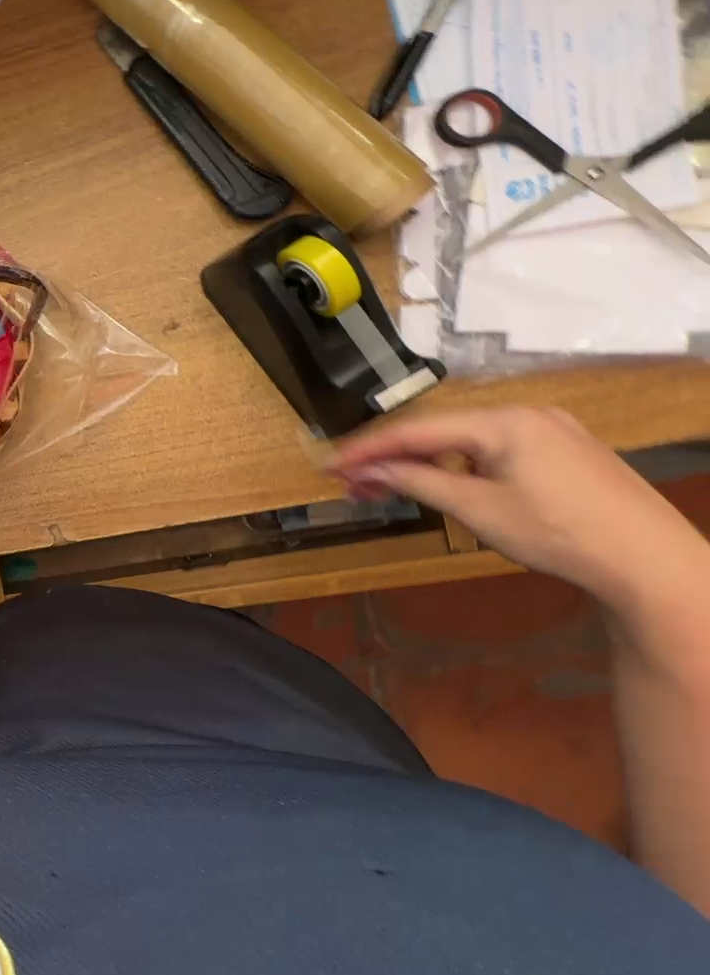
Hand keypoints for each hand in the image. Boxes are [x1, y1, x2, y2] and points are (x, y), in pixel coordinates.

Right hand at [330, 407, 709, 610]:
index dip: (366, 449)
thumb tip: (365, 471)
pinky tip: (435, 483)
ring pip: (462, 440)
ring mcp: (548, 431)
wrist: (647, 559)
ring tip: (383, 488)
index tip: (327, 466)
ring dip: (419, 463)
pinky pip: (489, 449)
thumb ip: (415, 480)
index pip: (415, 430)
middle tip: (349, 484)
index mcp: (504, 421)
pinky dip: (453, 465)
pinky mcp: (560, 451)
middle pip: (438, 431)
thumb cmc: (555, 531)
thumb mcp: (474, 507)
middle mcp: (525, 415)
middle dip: (389, 457)